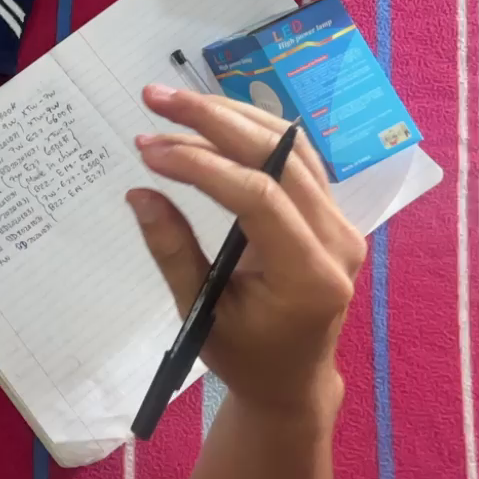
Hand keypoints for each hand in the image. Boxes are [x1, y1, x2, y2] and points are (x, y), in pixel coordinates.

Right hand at [127, 86, 364, 421]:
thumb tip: (139, 193)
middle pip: (278, 156)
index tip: (147, 152)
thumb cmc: (244, 355)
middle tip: (153, 99)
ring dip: (229, 115)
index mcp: (309, 275)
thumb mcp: (200, 312)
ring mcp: (339, 222)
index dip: (201, 165)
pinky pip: (293, 156)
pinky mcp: (327, 212)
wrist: (293, 379)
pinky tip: (209, 119)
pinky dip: (248, 129)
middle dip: (211, 120)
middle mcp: (337, 239)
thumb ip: (172, 250)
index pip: (258, 197)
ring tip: (172, 102)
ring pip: (289, 146)